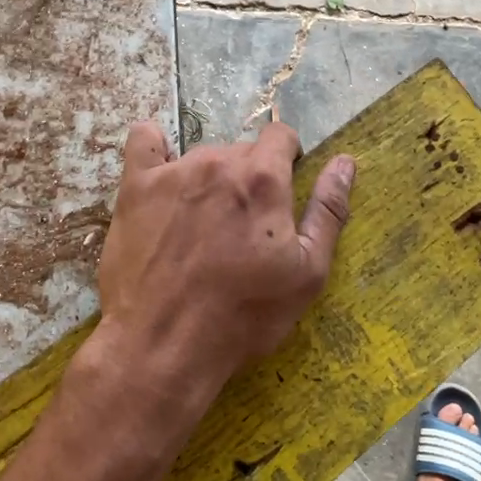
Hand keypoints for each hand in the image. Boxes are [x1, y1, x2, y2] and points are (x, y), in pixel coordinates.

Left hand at [93, 119, 355, 382]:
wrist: (164, 344)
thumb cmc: (244, 315)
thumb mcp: (307, 273)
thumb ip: (329, 211)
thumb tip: (345, 162)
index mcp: (263, 179)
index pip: (280, 135)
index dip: (287, 158)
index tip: (282, 190)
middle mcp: (219, 162)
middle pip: (241, 150)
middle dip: (249, 177)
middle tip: (243, 225)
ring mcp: (173, 172)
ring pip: (201, 156)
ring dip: (210, 178)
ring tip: (202, 224)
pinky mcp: (134, 187)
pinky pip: (144, 141)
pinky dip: (155, 147)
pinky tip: (160, 171)